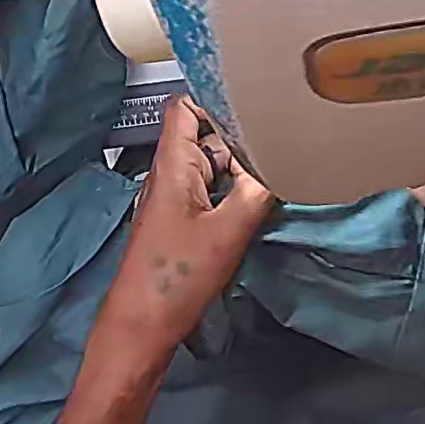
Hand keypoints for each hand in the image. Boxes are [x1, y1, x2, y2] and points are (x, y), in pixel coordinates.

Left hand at [92, 96, 274, 370]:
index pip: (185, 107)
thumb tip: (283, 163)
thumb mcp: (229, 230)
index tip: (254, 104)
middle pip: (205, 135)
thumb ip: (257, 190)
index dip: (215, 97)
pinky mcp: (181, 218)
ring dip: (238, 166)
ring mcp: (174, 197)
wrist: (141, 325)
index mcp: (172, 164)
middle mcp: (170, 173)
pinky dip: (231, 189)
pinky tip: (256, 199)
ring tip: (273, 169)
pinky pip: (209, 189)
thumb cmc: (177, 276)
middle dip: (240, 136)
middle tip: (278, 143)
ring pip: (210, 164)